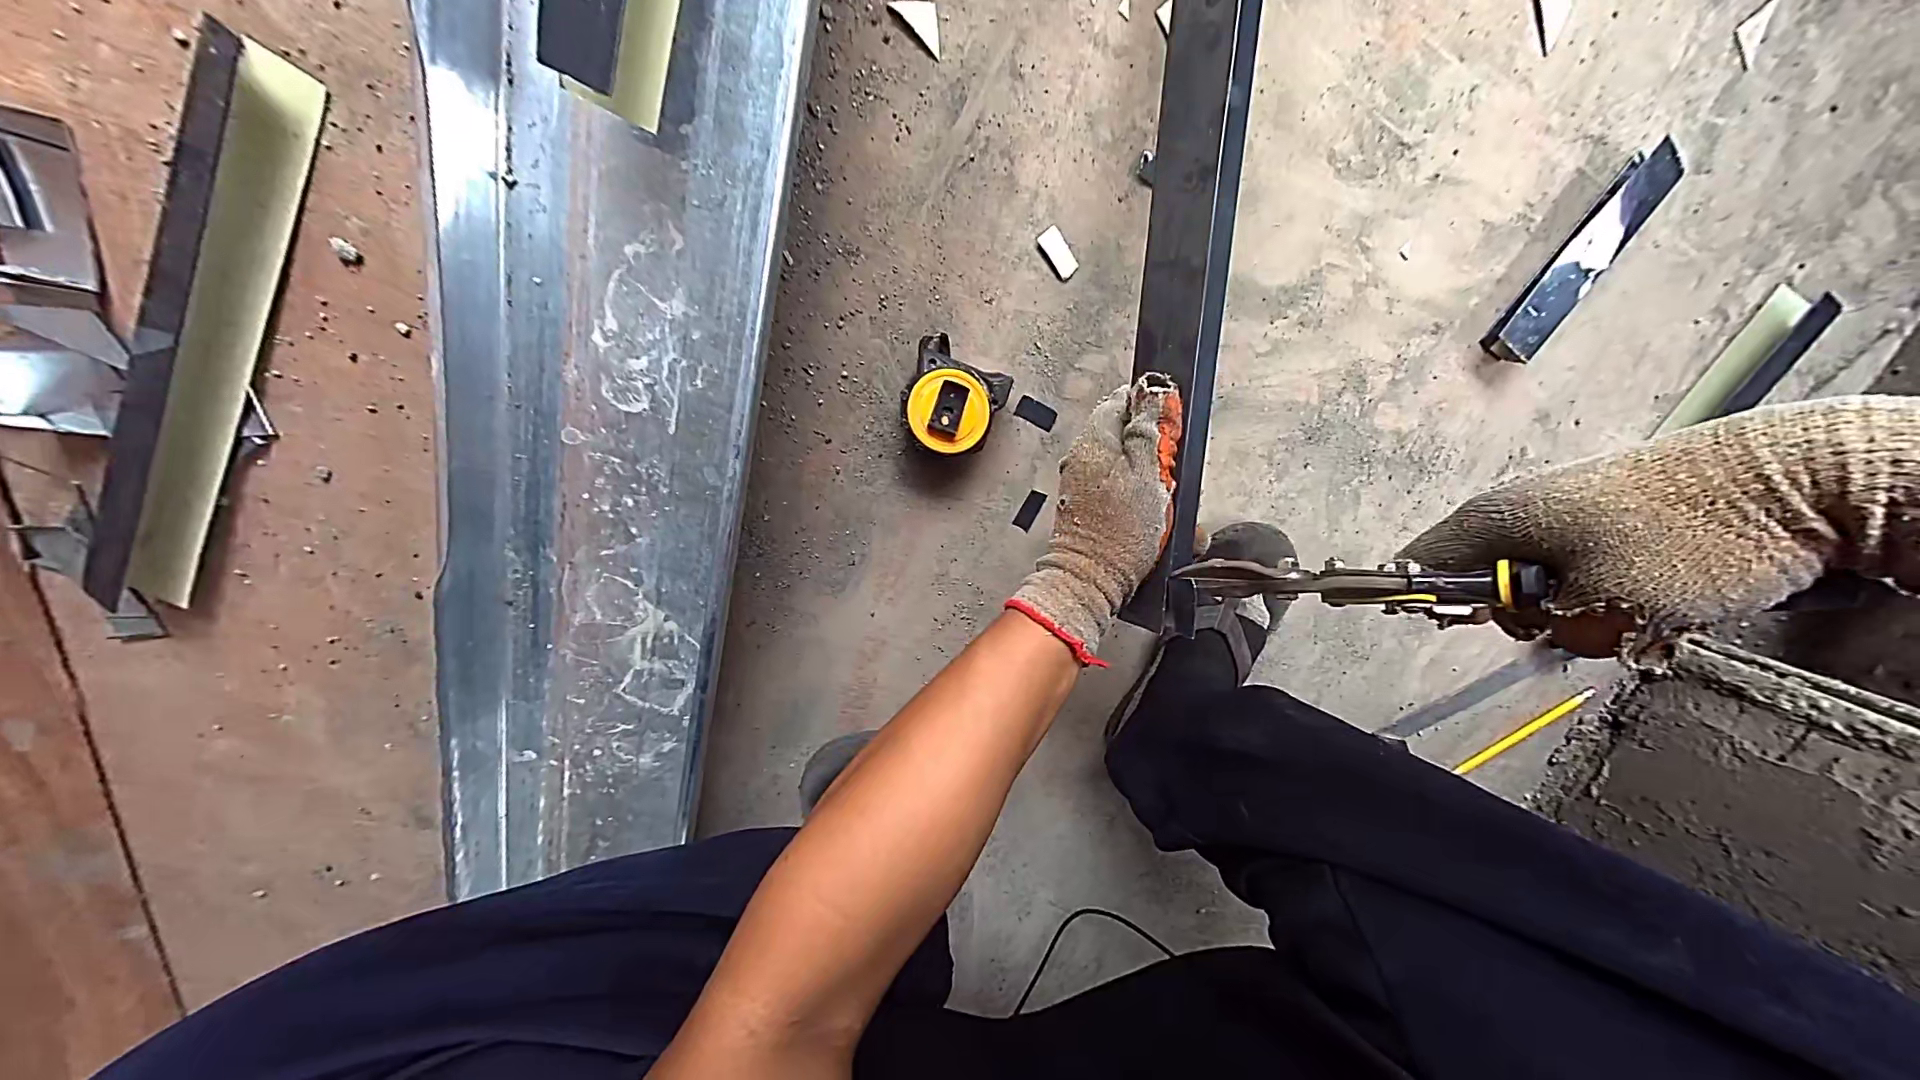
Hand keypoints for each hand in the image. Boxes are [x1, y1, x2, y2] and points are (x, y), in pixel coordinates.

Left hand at [1008, 374, 1181, 664]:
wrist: (1091, 579)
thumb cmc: (1118, 535)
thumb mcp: (1147, 477)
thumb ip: (1147, 433)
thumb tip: (1150, 396)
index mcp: (1092, 442)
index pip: (1119, 402)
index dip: (1147, 409)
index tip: (1167, 426)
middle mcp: (1080, 458)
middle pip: (1122, 434)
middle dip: (1150, 449)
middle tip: (1166, 471)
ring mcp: (1080, 481)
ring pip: (1123, 463)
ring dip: (1146, 477)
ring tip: (1158, 500)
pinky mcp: (1085, 504)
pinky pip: (1116, 488)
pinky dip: (1134, 497)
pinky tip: (1146, 517)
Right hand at [1399, 397, 1919, 659]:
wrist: (1800, 480)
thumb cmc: (1690, 538)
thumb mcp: (1608, 604)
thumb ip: (1549, 625)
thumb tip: (1536, 625)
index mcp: (1492, 519)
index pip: (1417, 562)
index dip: (1424, 599)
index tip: (1459, 624)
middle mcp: (1513, 512)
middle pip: (1480, 582)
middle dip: (1520, 616)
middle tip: (1570, 624)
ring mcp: (1559, 515)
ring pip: (1535, 585)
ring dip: (1572, 612)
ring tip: (1631, 613)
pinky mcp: (1603, 524)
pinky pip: (1576, 574)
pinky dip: (1604, 597)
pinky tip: (1651, 601)